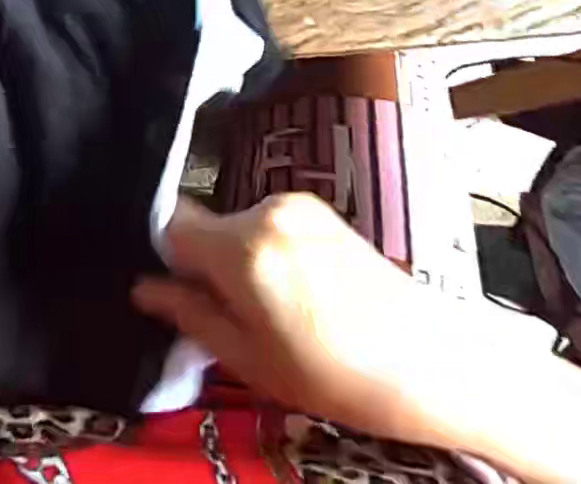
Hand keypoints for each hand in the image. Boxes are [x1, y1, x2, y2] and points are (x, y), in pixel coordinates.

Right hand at [133, 195, 497, 448]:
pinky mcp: (316, 205)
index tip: (180, 288)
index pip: (170, 224)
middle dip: (207, 262)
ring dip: (238, 255)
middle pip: (205, 226)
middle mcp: (262, 211)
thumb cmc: (338, 377)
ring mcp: (293, 203)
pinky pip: (266, 220)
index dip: (167, 255)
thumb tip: (143, 289)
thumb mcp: (251, 361)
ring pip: (235, 224)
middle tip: (235, 311)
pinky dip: (266, 246)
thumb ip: (190, 315)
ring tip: (277, 304)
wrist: (437, 363)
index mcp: (241, 251)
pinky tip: (301, 285)